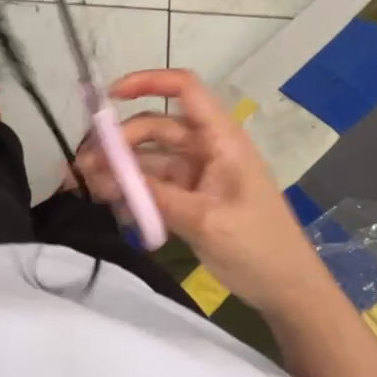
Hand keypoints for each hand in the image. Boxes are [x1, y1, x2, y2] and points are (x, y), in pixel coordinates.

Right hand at [74, 69, 333, 313]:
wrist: (290, 294)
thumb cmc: (260, 248)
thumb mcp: (206, 222)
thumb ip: (157, 196)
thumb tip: (109, 175)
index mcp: (221, 139)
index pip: (185, 89)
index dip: (148, 82)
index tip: (110, 96)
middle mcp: (206, 148)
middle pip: (155, 126)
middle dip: (119, 141)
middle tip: (86, 164)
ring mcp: (197, 173)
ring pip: (149, 157)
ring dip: (119, 168)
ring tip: (88, 185)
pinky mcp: (190, 197)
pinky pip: (152, 184)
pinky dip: (131, 190)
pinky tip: (110, 204)